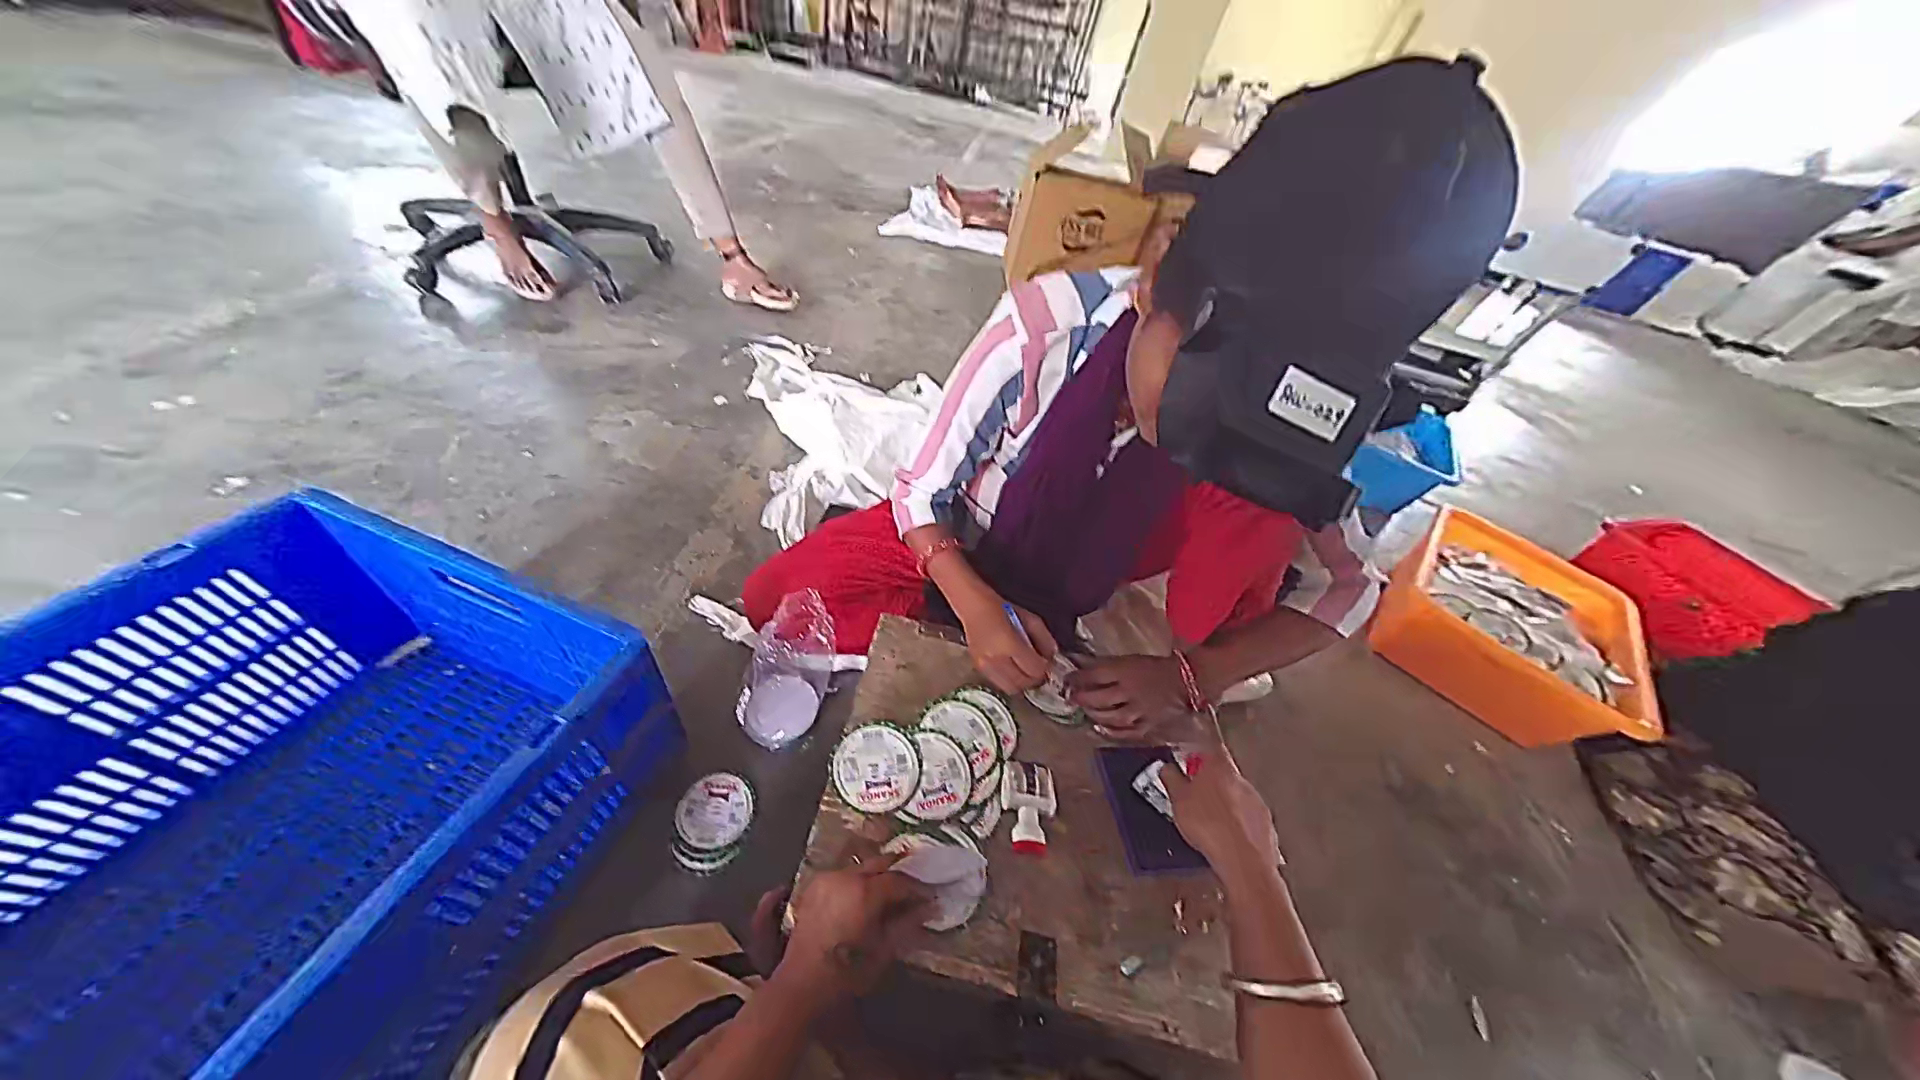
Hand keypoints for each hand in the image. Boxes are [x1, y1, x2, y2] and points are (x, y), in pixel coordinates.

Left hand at [776, 856, 931, 1000]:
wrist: (802, 986)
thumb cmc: (847, 973)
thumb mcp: (883, 950)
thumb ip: (907, 923)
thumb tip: (930, 906)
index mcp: (865, 891)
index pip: (899, 880)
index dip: (917, 888)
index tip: (930, 896)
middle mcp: (846, 876)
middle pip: (880, 864)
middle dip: (898, 873)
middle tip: (914, 887)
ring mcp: (827, 879)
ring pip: (861, 867)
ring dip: (878, 875)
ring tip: (891, 892)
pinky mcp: (815, 887)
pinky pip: (844, 875)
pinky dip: (858, 880)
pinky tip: (865, 896)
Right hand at [959, 600, 1057, 693]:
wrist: (974, 608)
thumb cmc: (1003, 609)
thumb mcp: (1031, 619)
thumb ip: (1045, 639)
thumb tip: (1051, 657)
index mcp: (1010, 645)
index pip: (1034, 670)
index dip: (1044, 669)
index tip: (1046, 663)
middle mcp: (996, 659)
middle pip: (1023, 683)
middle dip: (1034, 678)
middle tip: (1037, 668)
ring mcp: (985, 666)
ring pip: (1010, 688)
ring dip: (1021, 683)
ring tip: (1024, 671)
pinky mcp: (978, 668)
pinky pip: (999, 684)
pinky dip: (1009, 680)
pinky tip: (1011, 669)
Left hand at [1067, 654, 1191, 740]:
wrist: (1186, 681)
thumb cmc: (1154, 668)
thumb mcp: (1128, 660)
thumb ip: (1106, 666)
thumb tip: (1080, 667)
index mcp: (1125, 671)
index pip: (1094, 675)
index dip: (1077, 678)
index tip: (1067, 680)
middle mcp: (1130, 692)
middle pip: (1098, 698)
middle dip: (1081, 698)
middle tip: (1072, 698)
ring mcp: (1139, 711)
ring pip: (1109, 717)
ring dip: (1093, 715)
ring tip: (1086, 711)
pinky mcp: (1148, 726)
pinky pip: (1126, 733)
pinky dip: (1110, 732)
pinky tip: (1100, 728)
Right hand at [1161, 753, 1282, 891]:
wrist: (1242, 861)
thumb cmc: (1210, 827)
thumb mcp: (1177, 799)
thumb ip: (1170, 777)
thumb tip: (1167, 769)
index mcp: (1219, 767)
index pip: (1208, 750)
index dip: (1197, 756)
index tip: (1188, 765)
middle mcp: (1241, 780)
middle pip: (1223, 773)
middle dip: (1209, 783)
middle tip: (1194, 795)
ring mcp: (1256, 802)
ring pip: (1236, 796)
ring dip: (1224, 804)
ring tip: (1208, 821)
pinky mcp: (1265, 824)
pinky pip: (1247, 817)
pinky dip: (1236, 822)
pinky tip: (1224, 836)